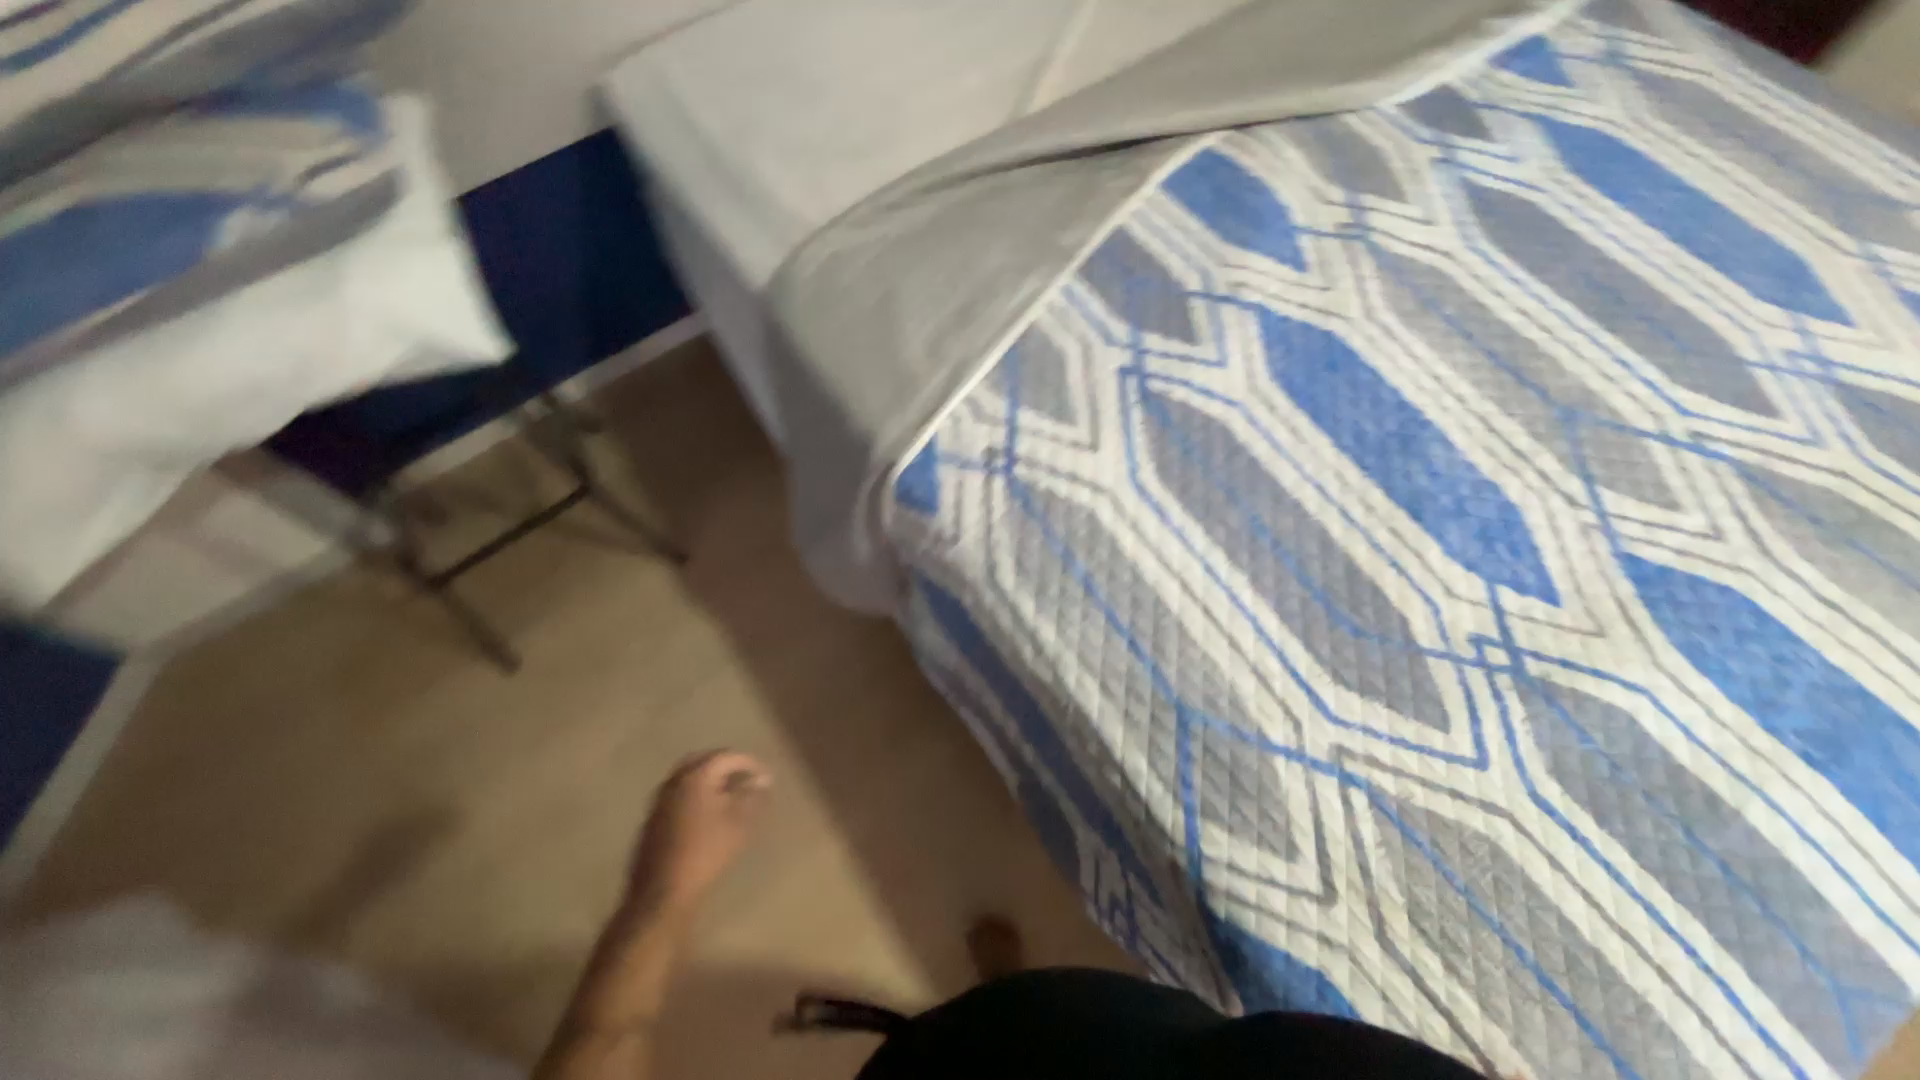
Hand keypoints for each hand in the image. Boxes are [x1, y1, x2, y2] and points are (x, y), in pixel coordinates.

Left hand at [626, 750, 771, 916]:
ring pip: (688, 776)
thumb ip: (752, 796)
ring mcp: (660, 799)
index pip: (726, 756)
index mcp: (696, 776)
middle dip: (726, 765)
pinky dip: (696, 793)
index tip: (764, 777)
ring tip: (730, 794)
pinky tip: (707, 812)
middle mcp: (674, 781)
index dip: (749, 763)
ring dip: (710, 779)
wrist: (663, 890)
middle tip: (746, 778)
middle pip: (703, 760)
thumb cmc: (706, 852)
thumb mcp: (739, 823)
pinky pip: (679, 793)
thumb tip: (762, 779)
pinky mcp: (653, 818)